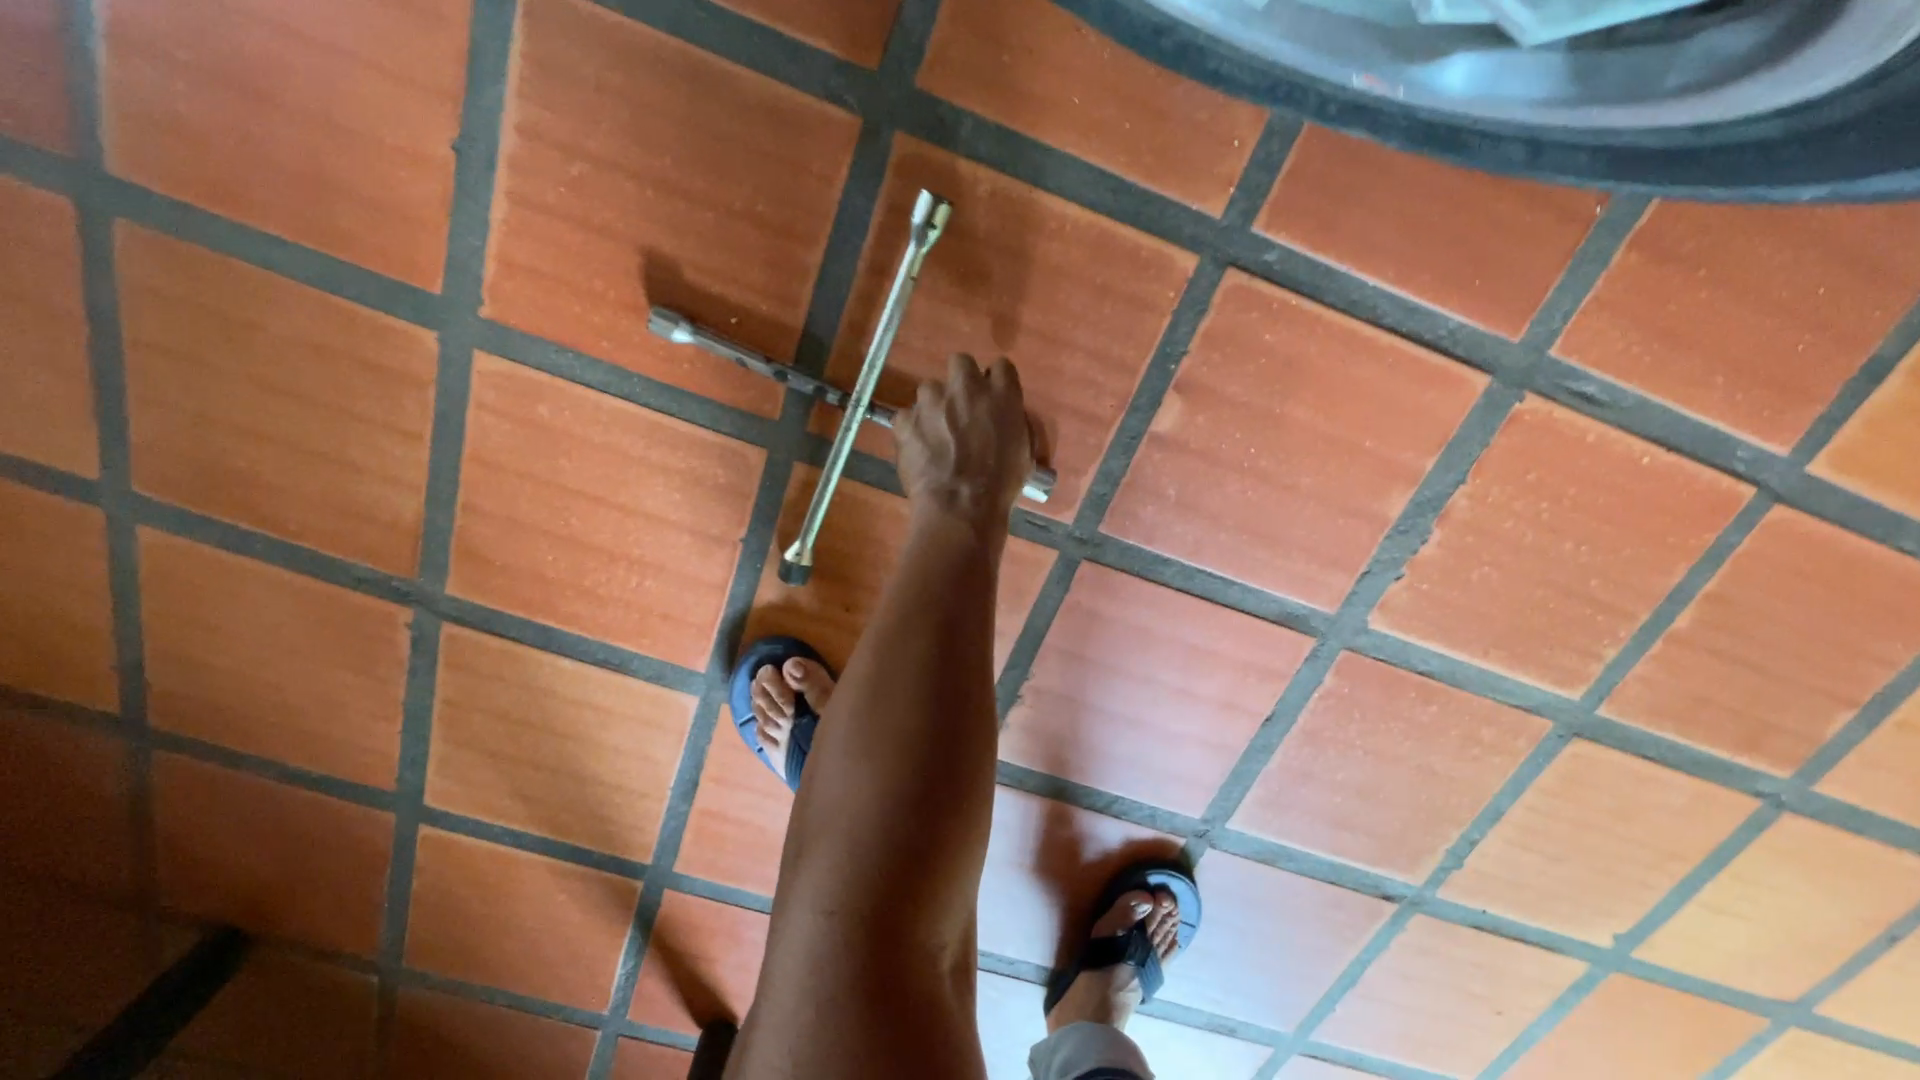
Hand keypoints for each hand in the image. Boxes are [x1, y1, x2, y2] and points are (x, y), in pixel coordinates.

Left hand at [895, 353, 1034, 536]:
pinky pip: (907, 417)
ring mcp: (931, 401)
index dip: (994, 382)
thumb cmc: (1001, 485)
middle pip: (960, 362)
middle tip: (960, 408)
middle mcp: (966, 387)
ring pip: (929, 389)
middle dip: (960, 380)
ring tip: (935, 434)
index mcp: (1002, 394)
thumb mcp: (1023, 451)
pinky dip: (911, 430)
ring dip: (933, 406)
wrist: (960, 508)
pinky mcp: (905, 419)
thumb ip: (1012, 422)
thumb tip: (1003, 417)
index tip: (990, 398)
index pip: (1001, 367)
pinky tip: (918, 450)